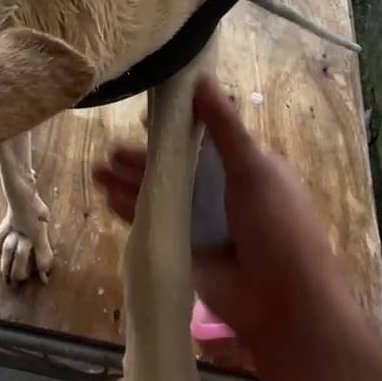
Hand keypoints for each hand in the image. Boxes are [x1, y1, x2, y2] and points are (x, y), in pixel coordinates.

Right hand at [93, 76, 341, 359]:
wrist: (283, 302)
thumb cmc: (275, 225)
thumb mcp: (252, 166)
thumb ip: (223, 125)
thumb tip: (201, 78)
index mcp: (244, 167)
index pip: (201, 140)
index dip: (172, 127)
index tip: (144, 115)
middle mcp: (220, 191)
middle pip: (173, 167)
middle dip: (141, 158)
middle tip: (109, 148)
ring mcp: (201, 222)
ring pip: (158, 194)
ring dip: (129, 182)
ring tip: (97, 171)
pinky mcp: (185, 249)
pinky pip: (153, 223)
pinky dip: (131, 210)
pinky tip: (107, 199)